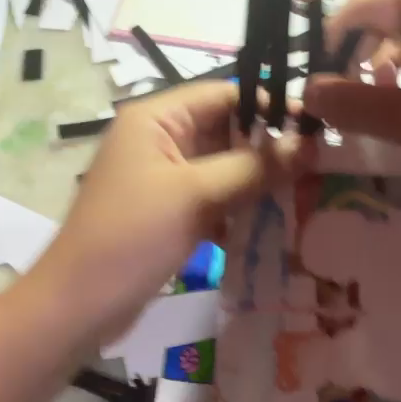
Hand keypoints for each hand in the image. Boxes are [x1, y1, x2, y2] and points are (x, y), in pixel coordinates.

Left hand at [30, 81, 294, 336]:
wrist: (78, 307)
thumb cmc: (132, 238)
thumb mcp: (196, 196)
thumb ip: (255, 167)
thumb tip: (310, 144)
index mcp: (156, 118)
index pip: (224, 94)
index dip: (270, 106)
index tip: (316, 126)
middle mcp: (160, 139)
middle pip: (227, 129)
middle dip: (270, 146)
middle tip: (322, 162)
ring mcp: (165, 178)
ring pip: (226, 166)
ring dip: (261, 178)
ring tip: (311, 189)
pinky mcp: (171, 213)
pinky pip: (217, 197)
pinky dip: (243, 205)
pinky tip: (280, 218)